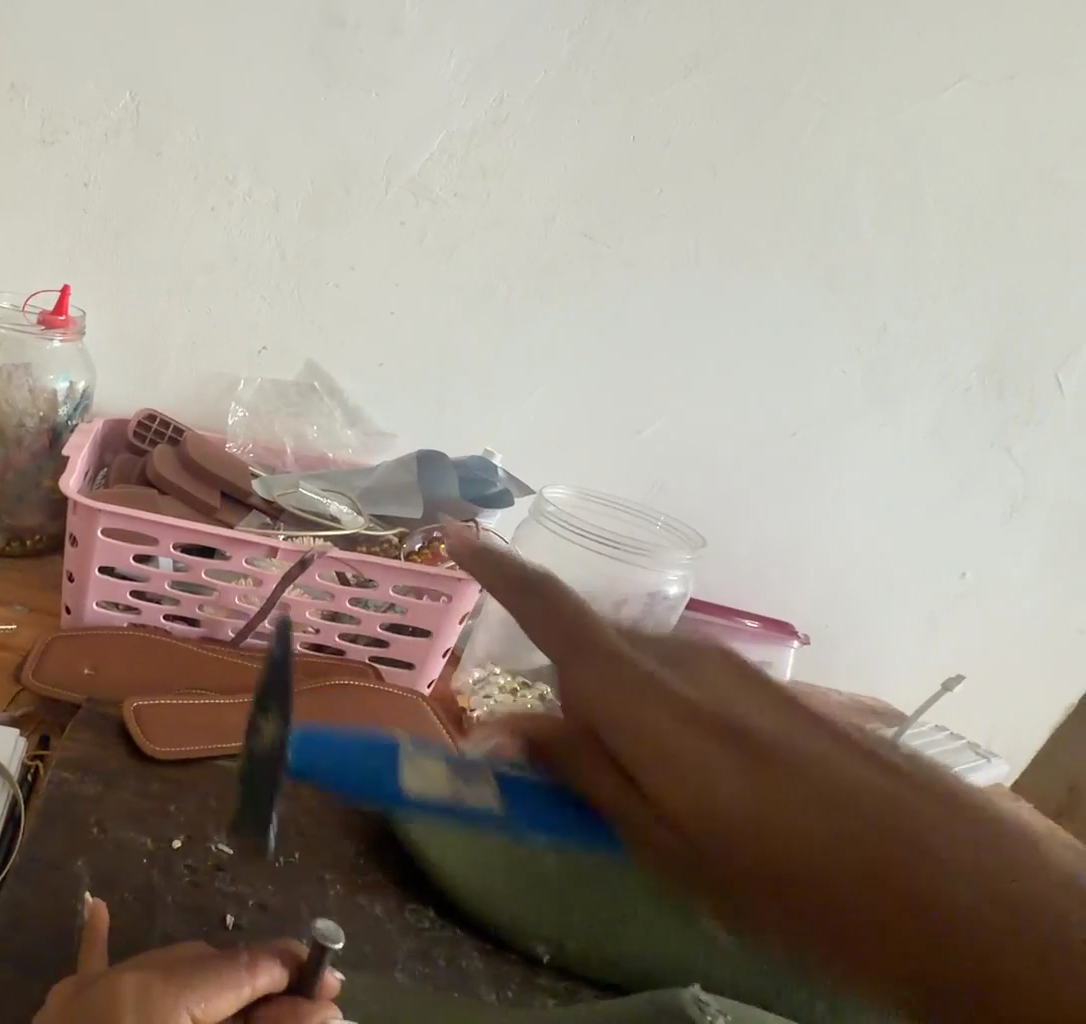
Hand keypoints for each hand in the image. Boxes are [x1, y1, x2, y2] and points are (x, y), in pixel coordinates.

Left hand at [32, 895, 343, 1023]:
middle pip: (207, 965)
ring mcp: (89, 993)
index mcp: (158, 998)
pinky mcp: (65, 1008)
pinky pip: (88, 964)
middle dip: (255, 981)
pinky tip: (98, 906)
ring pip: (164, 967)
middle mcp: (123, 980)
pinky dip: (100, 938)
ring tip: (253, 996)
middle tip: (302, 1003)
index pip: (240, 971)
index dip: (289, 972)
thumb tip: (321, 1012)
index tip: (329, 978)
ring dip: (208, 979)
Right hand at [441, 523, 1085, 1023]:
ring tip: (642, 783)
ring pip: (636, 666)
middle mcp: (679, 660)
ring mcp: (735, 669)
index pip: (547, 608)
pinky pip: (685, 680)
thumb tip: (499, 727)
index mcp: (636, 695)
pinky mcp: (775, 688)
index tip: (454, 533)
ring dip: (613, 705)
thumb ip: (577, 769)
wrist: (975, 897)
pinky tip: (707, 779)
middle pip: (586, 647)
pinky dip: (661, 711)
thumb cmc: (787, 879)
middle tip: (563, 761)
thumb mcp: (660, 842)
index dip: (495, 569)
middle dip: (558, 688)